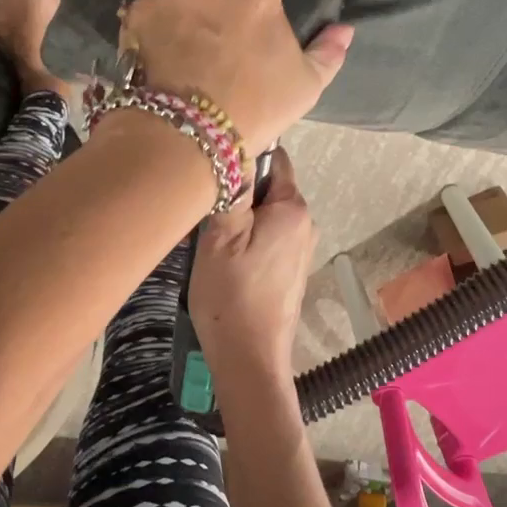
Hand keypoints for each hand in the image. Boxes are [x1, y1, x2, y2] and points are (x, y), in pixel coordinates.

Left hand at [122, 0, 351, 150]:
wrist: (190, 134)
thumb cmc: (256, 106)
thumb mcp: (305, 85)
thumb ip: (327, 53)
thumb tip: (344, 31)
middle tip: (211, 15)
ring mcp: (167, 0)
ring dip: (176, 3)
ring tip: (183, 39)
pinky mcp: (135, 21)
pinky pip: (143, 14)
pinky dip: (150, 29)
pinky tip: (159, 58)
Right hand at [190, 148, 317, 379]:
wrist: (249, 360)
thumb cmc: (232, 296)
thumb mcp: (221, 237)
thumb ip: (233, 189)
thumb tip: (237, 146)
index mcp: (293, 208)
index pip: (273, 159)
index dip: (242, 157)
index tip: (213, 168)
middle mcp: (305, 223)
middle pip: (266, 188)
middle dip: (235, 192)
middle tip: (201, 209)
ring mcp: (299, 249)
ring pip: (263, 214)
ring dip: (236, 218)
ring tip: (205, 236)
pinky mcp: (289, 270)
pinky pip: (265, 237)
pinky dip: (244, 240)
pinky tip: (221, 258)